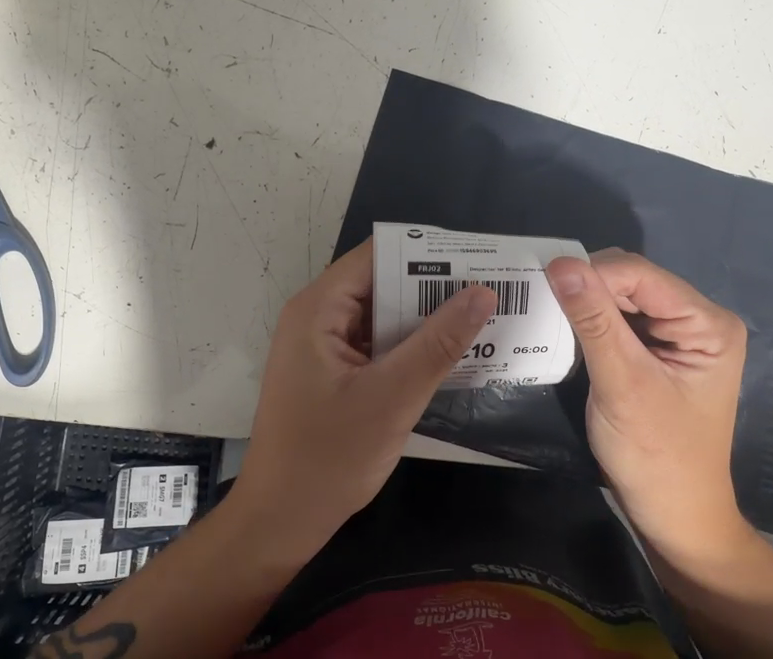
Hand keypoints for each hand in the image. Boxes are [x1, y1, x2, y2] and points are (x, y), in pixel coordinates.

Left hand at [233, 240, 494, 560]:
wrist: (282, 520)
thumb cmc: (329, 456)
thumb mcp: (392, 397)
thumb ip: (437, 343)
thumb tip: (482, 292)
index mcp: (318, 309)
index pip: (376, 256)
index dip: (426, 252)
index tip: (476, 258)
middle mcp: (317, 317)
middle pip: (380, 283)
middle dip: (433, 287)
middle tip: (491, 290)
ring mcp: (323, 346)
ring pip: (381, 315)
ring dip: (425, 319)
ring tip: (482, 317)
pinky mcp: (332, 373)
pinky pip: (376, 344)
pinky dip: (410, 347)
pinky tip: (451, 354)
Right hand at [546, 250, 750, 563]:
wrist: (673, 517)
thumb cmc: (656, 456)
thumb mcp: (621, 383)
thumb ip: (593, 320)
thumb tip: (560, 262)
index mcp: (709, 324)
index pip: (641, 275)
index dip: (593, 272)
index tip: (544, 282)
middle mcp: (699, 319)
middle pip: (632, 279)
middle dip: (588, 285)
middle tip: (542, 300)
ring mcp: (680, 335)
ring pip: (622, 295)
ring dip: (585, 301)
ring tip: (547, 310)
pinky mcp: (658, 349)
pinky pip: (620, 317)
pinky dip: (591, 319)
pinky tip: (566, 327)